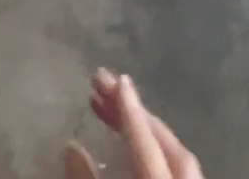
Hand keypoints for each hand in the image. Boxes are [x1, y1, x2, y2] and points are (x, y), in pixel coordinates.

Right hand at [66, 68, 201, 178]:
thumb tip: (72, 147)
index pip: (146, 145)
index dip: (131, 112)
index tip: (118, 78)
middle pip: (169, 146)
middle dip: (138, 112)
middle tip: (104, 85)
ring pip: (176, 156)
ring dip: (145, 128)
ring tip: (112, 107)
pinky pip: (177, 169)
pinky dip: (156, 148)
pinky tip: (134, 142)